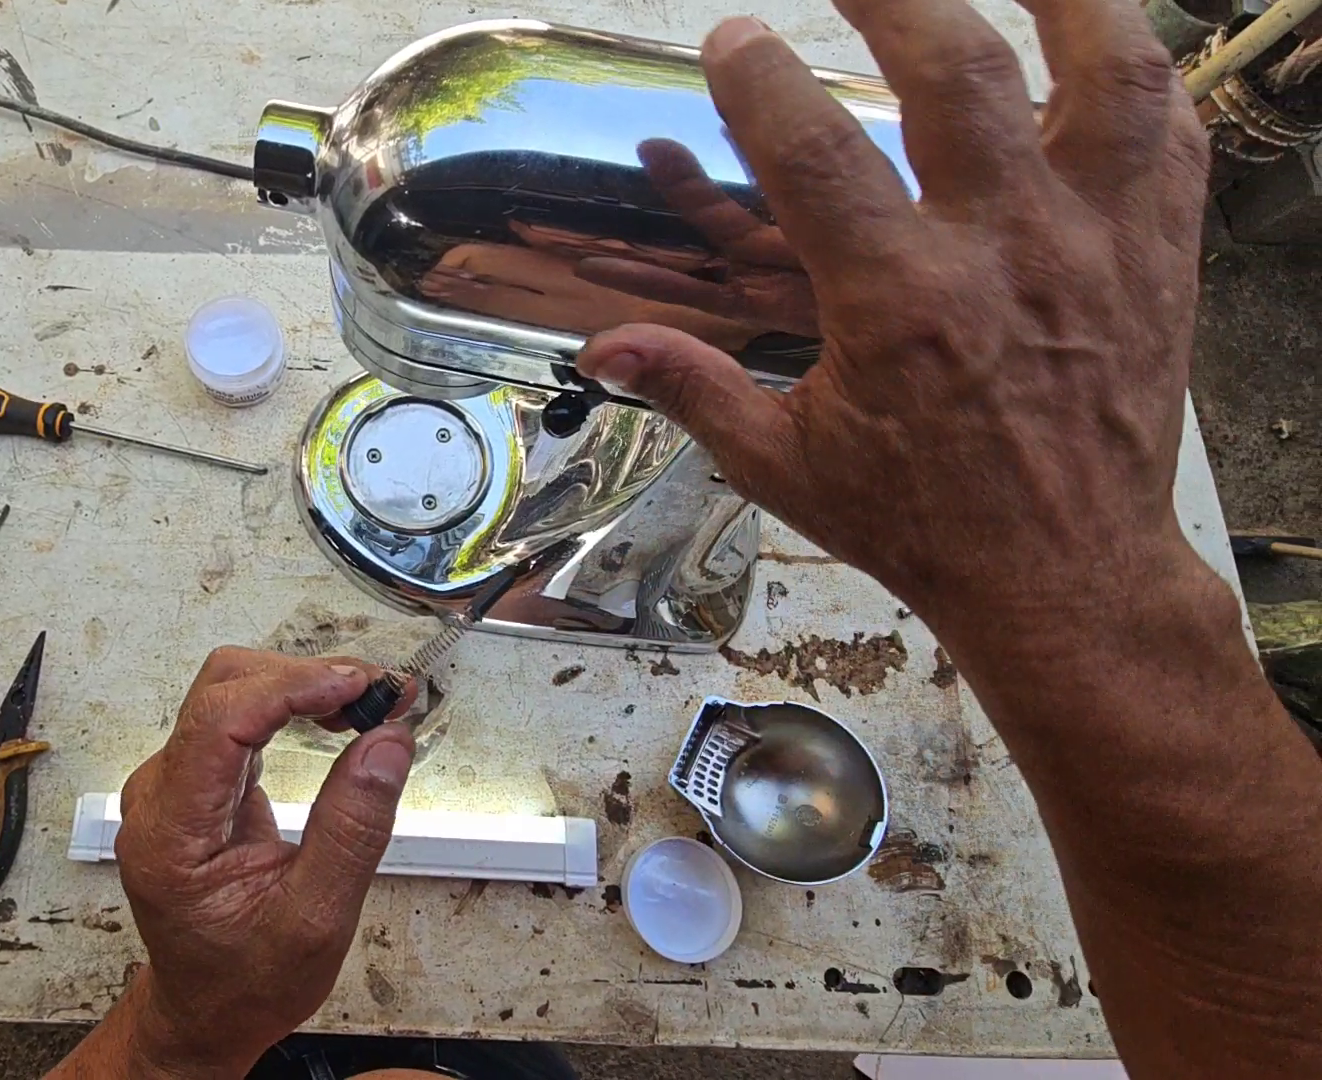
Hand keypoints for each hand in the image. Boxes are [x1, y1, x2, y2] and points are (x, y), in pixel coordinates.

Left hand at [112, 648, 415, 1077]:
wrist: (207, 1008)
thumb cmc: (247, 980)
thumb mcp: (316, 920)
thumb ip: (352, 829)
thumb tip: (387, 742)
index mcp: (171, 831)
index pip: (219, 719)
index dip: (292, 686)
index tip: (359, 685)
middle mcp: (162, 790)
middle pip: (225, 686)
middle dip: (306, 676)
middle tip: (378, 692)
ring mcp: (177, 777)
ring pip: (235, 688)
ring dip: (305, 683)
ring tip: (368, 701)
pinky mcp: (200, 774)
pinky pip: (245, 712)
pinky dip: (296, 702)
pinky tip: (336, 714)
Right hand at [577, 4, 1207, 627]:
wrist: (1052, 567)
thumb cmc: (903, 515)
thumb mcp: (774, 459)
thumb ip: (690, 386)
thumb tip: (603, 350)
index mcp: (893, 303)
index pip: (815, 157)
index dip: (762, 85)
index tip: (729, 39)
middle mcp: (1001, 250)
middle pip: (958, 74)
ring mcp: (1096, 243)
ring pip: (1106, 67)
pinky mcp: (1158, 257)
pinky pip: (1170, 128)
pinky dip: (1138, 65)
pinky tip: (1102, 41)